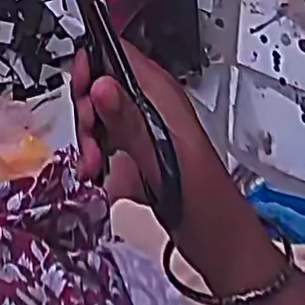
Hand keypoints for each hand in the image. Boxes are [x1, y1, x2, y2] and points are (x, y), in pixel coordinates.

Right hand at [70, 42, 207, 205]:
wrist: (224, 252)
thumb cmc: (208, 208)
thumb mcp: (161, 160)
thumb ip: (128, 121)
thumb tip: (101, 84)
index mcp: (160, 94)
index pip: (115, 52)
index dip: (90, 64)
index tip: (80, 91)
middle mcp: (151, 104)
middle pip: (100, 82)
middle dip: (85, 109)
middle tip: (89, 136)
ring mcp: (143, 126)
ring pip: (98, 112)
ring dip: (87, 136)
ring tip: (93, 163)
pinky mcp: (137, 148)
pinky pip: (104, 138)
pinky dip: (94, 153)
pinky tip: (97, 172)